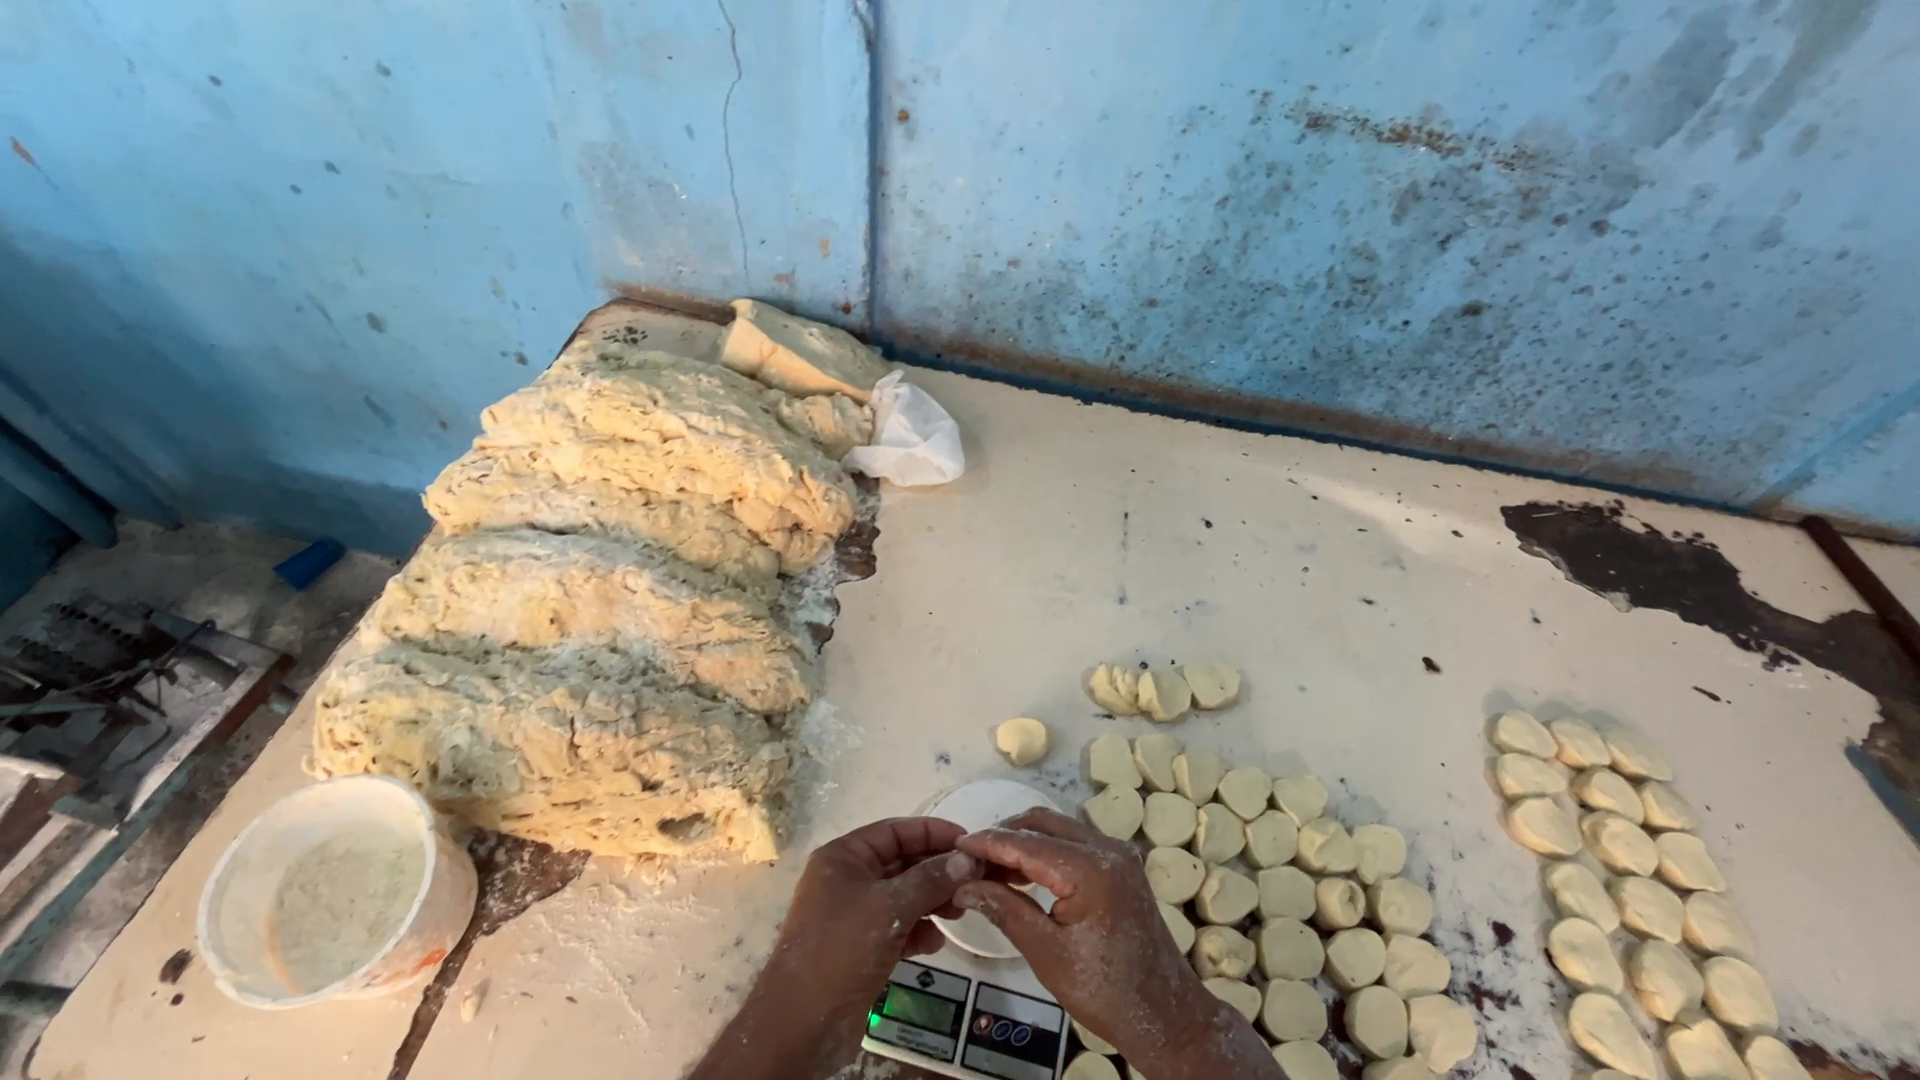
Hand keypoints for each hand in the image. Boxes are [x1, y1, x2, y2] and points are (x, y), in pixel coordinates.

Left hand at [688, 818, 985, 1079]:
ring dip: (932, 901)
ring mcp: (854, 914)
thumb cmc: (840, 950)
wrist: (801, 1024)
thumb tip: (967, 859)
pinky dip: (918, 930)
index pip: (894, 831)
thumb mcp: (888, 908)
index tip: (968, 841)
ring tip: (959, 912)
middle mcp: (848, 879)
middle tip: (973, 881)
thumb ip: (930, 880)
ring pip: (903, 895)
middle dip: (937, 871)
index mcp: (844, 857)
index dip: (932, 832)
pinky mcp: (861, 946)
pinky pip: (897, 926)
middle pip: (902, 862)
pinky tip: (935, 943)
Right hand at [954, 809, 1276, 1078]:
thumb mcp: (1046, 952)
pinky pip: (1074, 842)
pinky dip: (1045, 851)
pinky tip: (1022, 874)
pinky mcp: (1120, 865)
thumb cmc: (1104, 991)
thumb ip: (1004, 909)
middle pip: (1042, 823)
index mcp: (1089, 868)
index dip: (987, 843)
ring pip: (1057, 829)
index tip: (955, 847)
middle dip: (1004, 836)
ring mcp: (1117, 853)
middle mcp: (1106, 848)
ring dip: (1023, 842)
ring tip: (990, 868)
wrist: (1166, 1016)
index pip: (1025, 842)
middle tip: (971, 860)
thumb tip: (964, 885)